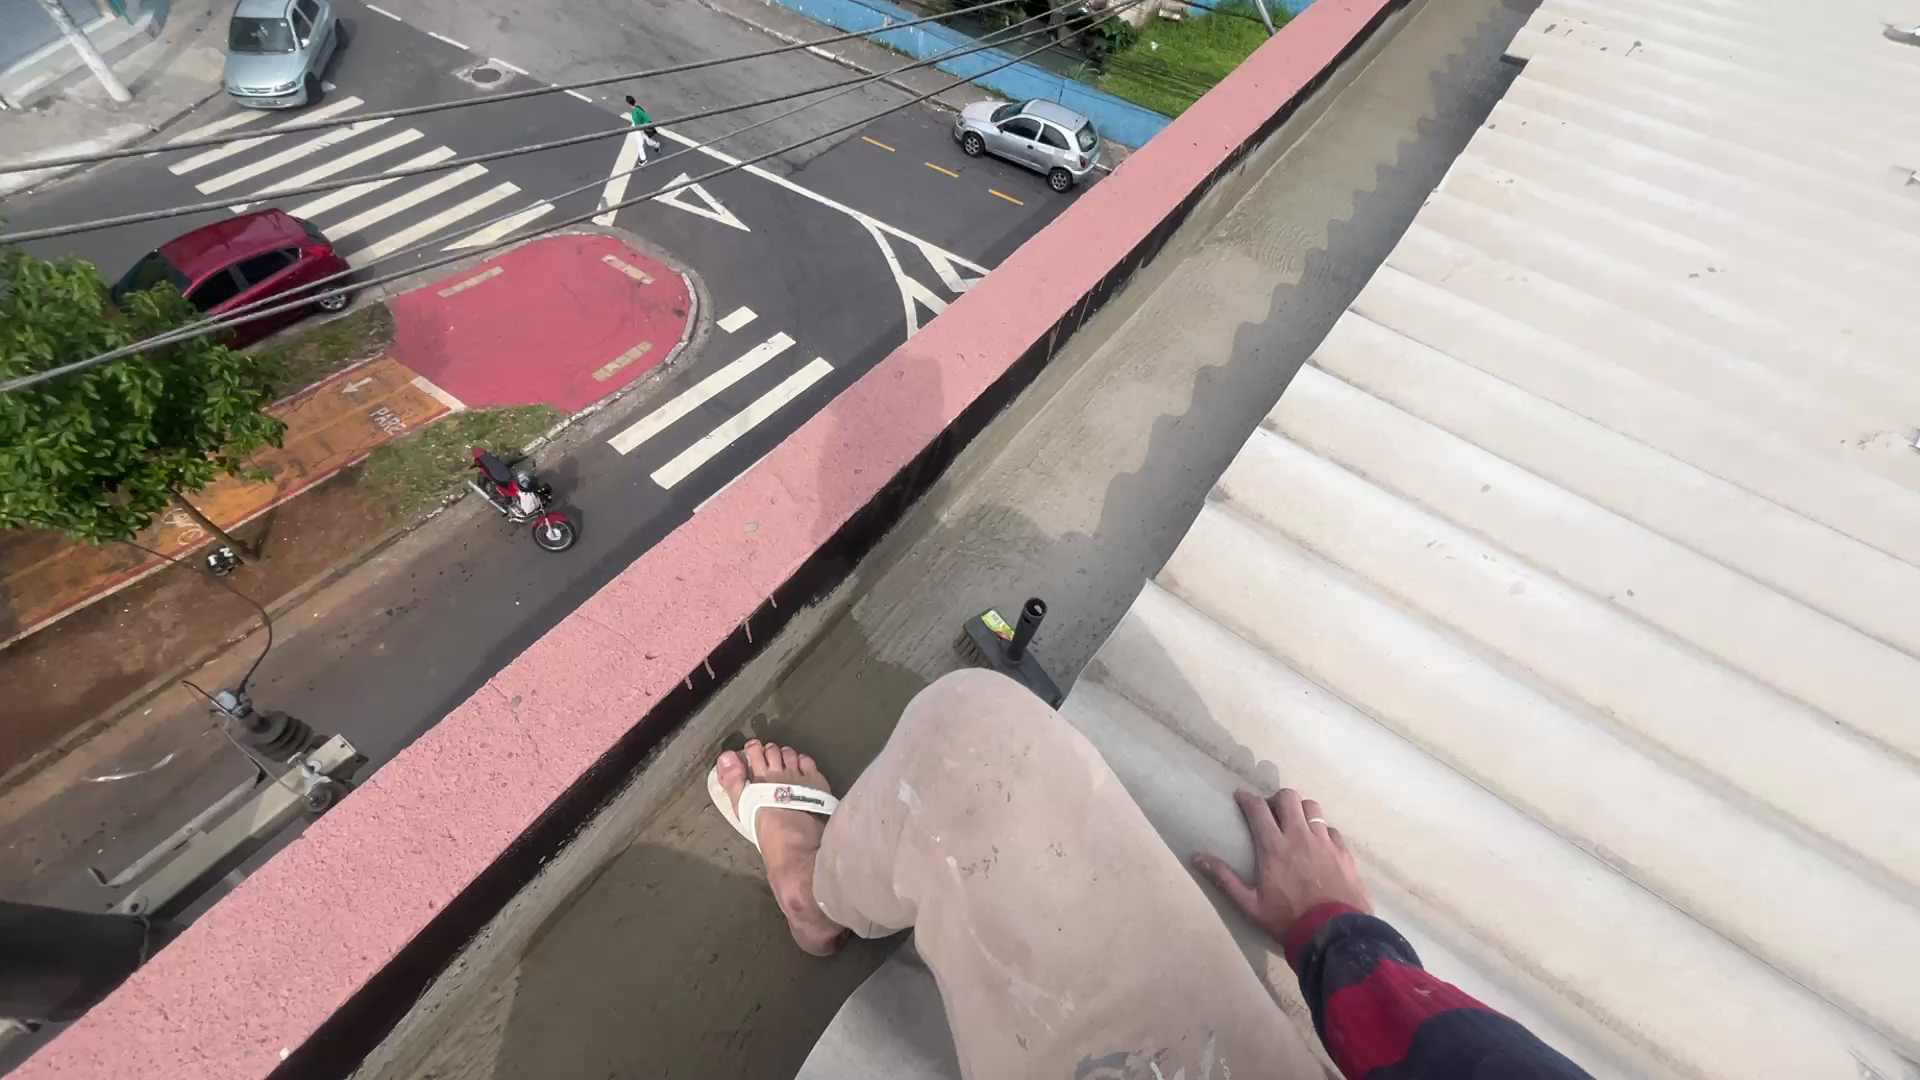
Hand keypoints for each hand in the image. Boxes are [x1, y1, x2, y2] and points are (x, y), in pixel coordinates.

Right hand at [1195, 788, 1371, 945]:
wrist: (1336, 938)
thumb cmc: (1288, 921)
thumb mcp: (1251, 905)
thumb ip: (1225, 879)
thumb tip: (1198, 858)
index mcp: (1274, 846)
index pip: (1257, 808)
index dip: (1247, 798)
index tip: (1241, 797)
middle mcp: (1299, 837)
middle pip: (1288, 797)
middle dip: (1276, 799)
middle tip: (1272, 813)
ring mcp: (1324, 843)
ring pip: (1312, 808)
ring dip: (1301, 811)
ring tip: (1297, 825)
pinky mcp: (1344, 854)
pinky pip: (1331, 830)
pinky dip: (1322, 832)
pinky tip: (1319, 846)